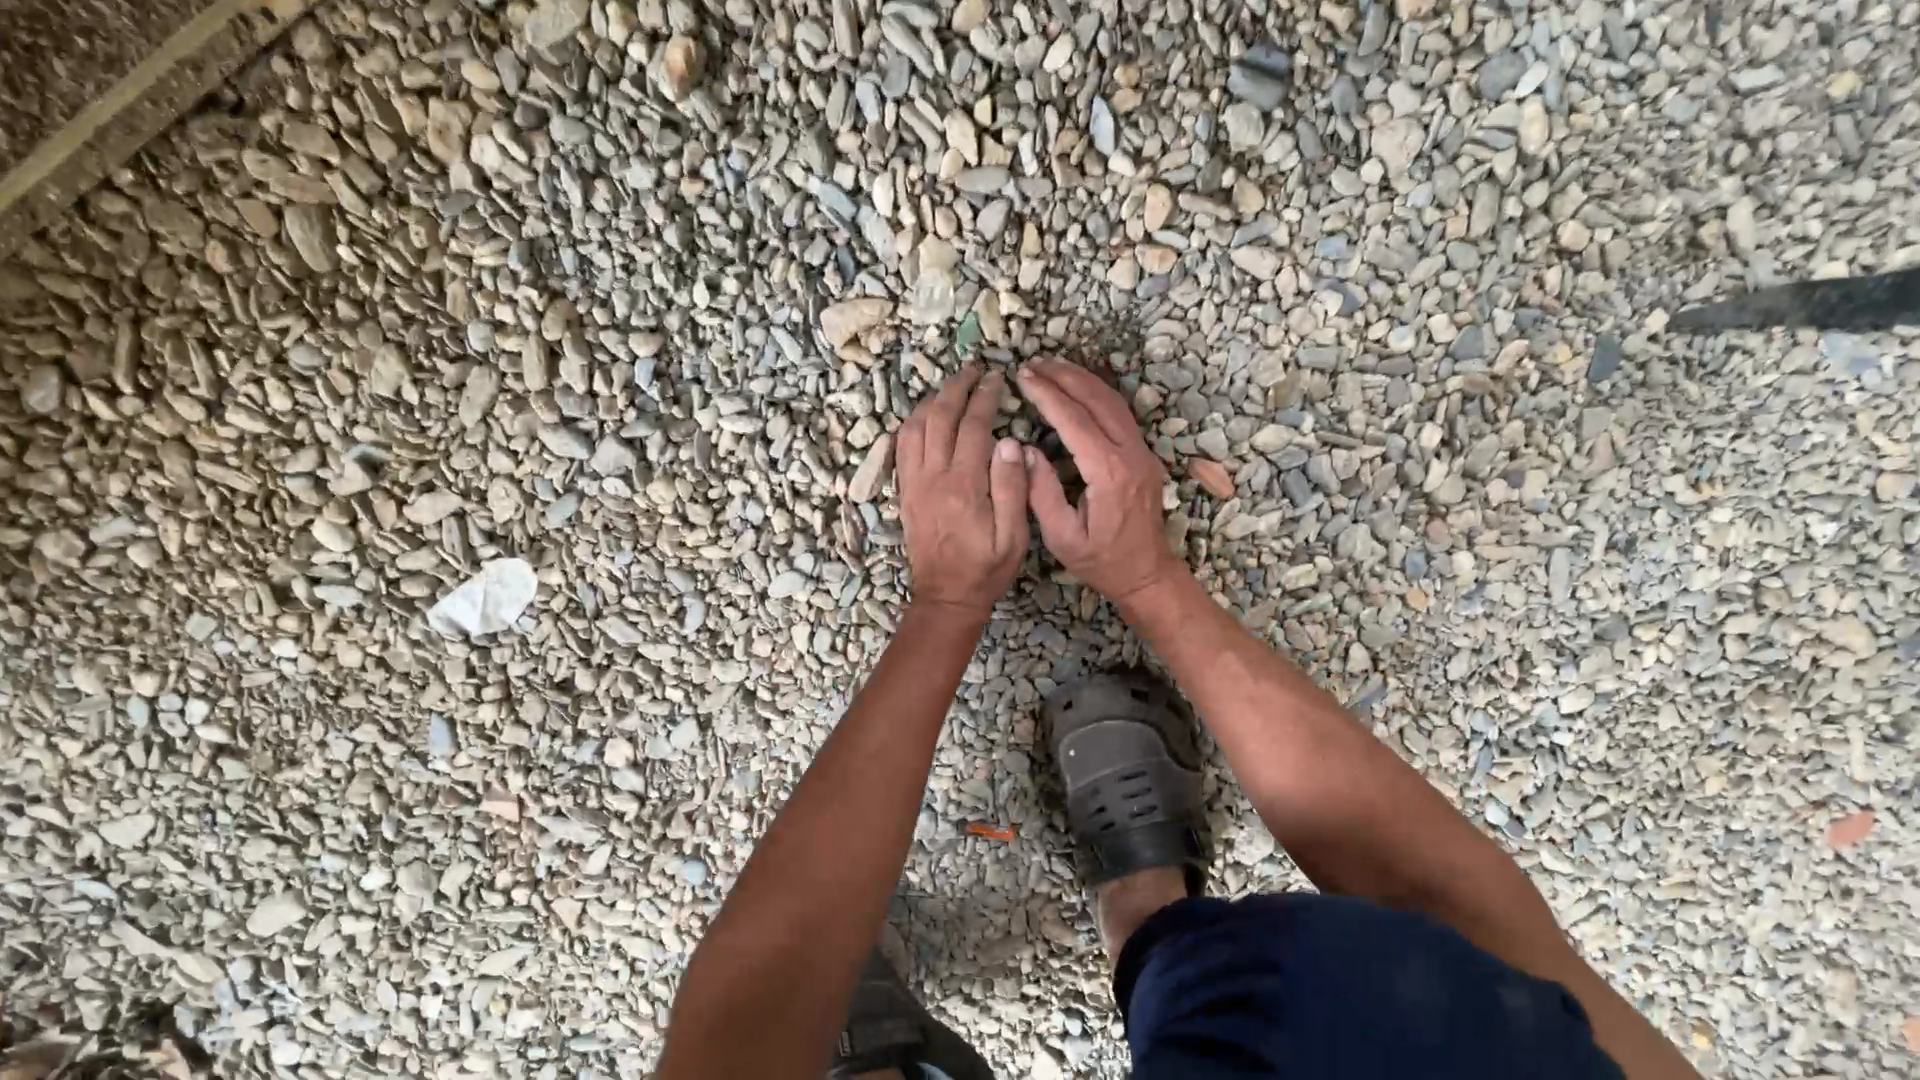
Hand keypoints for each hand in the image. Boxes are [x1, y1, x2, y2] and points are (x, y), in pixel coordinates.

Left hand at [896, 367, 1029, 618]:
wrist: (946, 596)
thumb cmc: (986, 568)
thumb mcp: (1013, 536)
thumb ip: (1012, 487)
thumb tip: (1010, 442)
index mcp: (964, 486)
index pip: (973, 427)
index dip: (985, 398)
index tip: (997, 379)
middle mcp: (933, 478)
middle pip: (939, 418)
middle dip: (956, 388)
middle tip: (973, 371)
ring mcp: (914, 484)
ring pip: (914, 428)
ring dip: (932, 401)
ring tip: (951, 388)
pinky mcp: (904, 492)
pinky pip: (901, 447)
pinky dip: (913, 424)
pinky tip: (925, 417)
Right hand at [1016, 360, 1186, 602]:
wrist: (1146, 573)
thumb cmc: (1101, 562)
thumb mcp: (1062, 537)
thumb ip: (1041, 492)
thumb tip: (1024, 450)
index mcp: (1109, 474)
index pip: (1075, 421)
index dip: (1047, 395)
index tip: (1023, 376)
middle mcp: (1131, 455)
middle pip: (1097, 400)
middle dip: (1063, 377)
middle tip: (1032, 364)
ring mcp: (1142, 452)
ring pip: (1113, 401)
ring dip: (1081, 380)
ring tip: (1050, 367)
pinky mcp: (1143, 454)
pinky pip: (1120, 412)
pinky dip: (1096, 393)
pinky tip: (1076, 387)